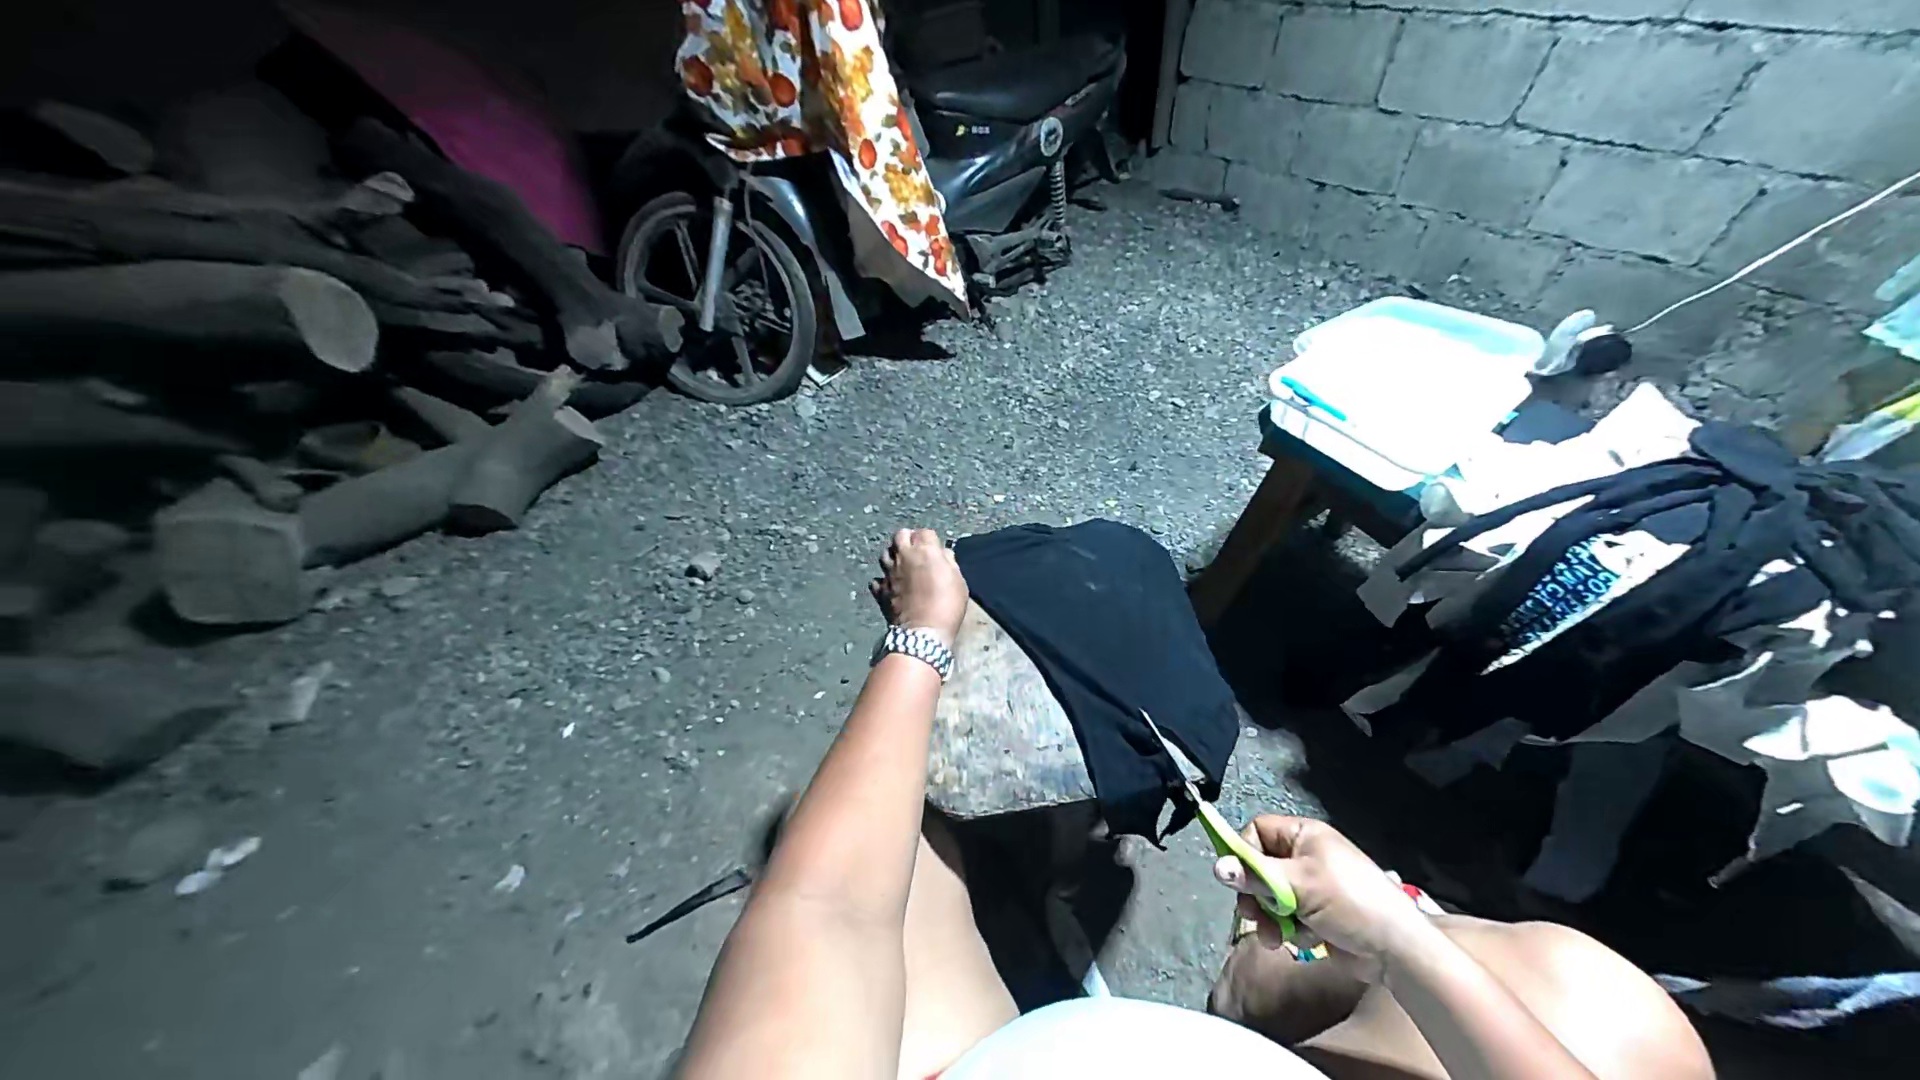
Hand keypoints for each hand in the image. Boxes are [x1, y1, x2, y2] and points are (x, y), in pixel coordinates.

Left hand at [869, 528, 967, 648]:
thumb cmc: (947, 606)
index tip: (935, 548)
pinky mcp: (880, 590)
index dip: (930, 539)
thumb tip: (944, 554)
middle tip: (916, 550)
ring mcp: (889, 573)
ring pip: (885, 553)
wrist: (923, 632)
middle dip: (908, 539)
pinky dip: (883, 580)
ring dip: (894, 556)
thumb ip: (949, 563)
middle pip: (900, 535)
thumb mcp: (959, 582)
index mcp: (925, 550)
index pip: (924, 532)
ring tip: (902, 565)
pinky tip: (891, 586)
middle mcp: (904, 556)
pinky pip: (877, 579)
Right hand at [1214, 816, 1436, 981]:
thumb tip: (1217, 868)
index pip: (1257, 831)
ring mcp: (1312, 886)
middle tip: (1251, 912)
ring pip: (1270, 895)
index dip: (1244, 852)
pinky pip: (1287, 915)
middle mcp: (1305, 856)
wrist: (1400, 952)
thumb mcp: (1298, 885)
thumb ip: (1255, 876)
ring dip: (1268, 916)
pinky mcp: (1317, 914)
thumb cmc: (1350, 903)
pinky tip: (1296, 942)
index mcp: (1304, 835)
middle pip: (1260, 866)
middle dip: (1255, 893)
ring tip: (1273, 936)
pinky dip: (1287, 928)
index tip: (1238, 877)